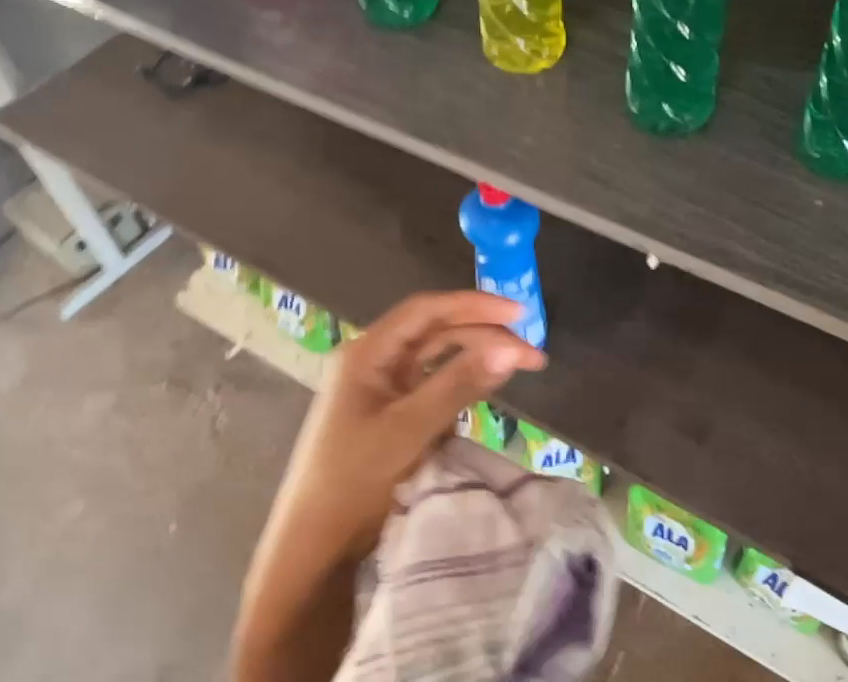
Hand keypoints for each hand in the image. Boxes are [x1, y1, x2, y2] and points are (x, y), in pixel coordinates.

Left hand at [271, 290, 545, 560]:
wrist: (315, 542)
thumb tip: (511, 349)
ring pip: (437, 356)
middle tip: (532, 353)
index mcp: (368, 352)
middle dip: (484, 335)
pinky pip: (433, 383)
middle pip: (436, 332)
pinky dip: (462, 381)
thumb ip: (459, 384)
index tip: (519, 313)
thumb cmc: (352, 478)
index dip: (475, 305)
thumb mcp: (409, 428)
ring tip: (521, 365)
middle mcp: (375, 361)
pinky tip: (487, 386)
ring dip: (477, 356)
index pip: (427, 310)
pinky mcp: (392, 413)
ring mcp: (383, 387)